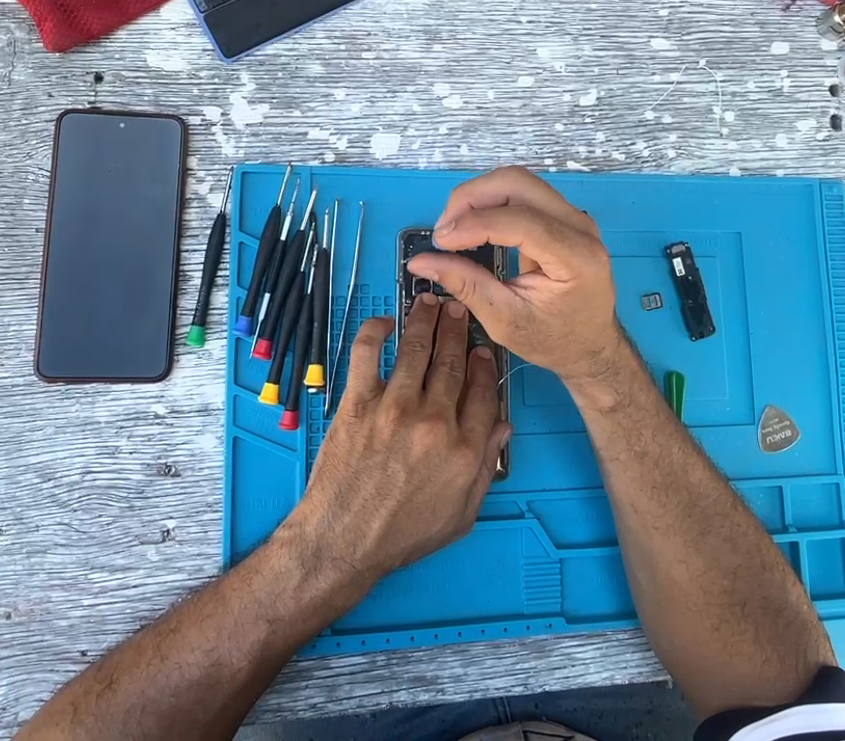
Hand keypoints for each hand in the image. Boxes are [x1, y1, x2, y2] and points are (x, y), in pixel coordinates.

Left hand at [285, 294, 510, 582]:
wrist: (343, 540)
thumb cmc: (401, 535)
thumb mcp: (461, 515)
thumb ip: (485, 468)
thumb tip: (501, 429)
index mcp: (464, 450)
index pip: (483, 394)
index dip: (485, 367)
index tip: (483, 351)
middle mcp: (434, 422)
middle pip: (453, 364)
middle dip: (458, 332)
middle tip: (459, 311)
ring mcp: (394, 408)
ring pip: (416, 350)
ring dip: (426, 321)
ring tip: (430, 303)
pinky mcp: (358, 403)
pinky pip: (367, 354)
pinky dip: (375, 332)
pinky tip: (384, 323)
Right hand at [405, 167, 632, 388]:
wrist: (590, 345)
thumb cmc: (554, 339)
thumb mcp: (505, 321)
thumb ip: (465, 285)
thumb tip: (421, 261)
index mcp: (575, 257)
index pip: (520, 221)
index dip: (474, 225)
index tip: (440, 241)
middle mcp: (579, 226)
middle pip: (517, 183)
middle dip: (471, 198)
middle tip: (443, 230)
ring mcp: (572, 216)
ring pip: (516, 181)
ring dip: (478, 197)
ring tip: (453, 228)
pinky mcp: (560, 215)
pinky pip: (520, 192)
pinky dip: (489, 202)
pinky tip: (471, 225)